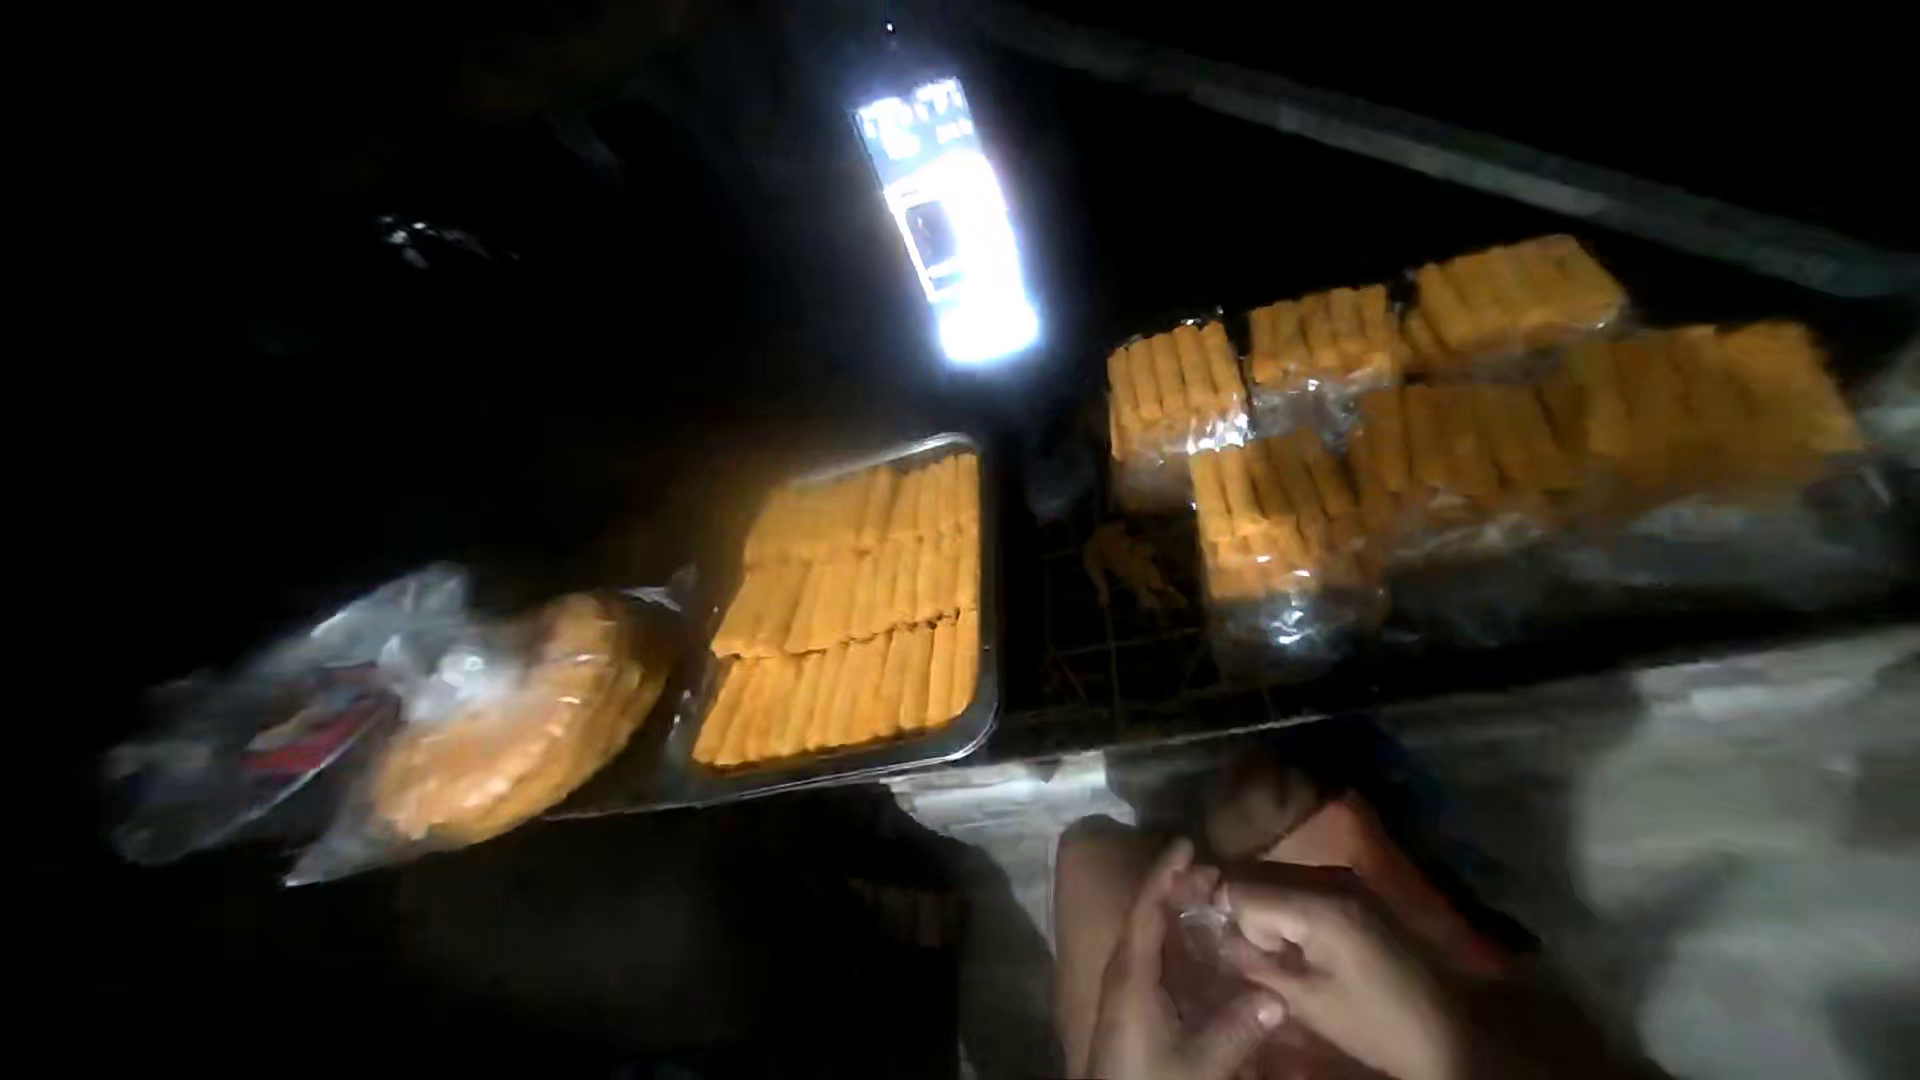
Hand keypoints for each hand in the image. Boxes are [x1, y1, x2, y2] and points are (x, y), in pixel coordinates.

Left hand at [1084, 839, 1288, 1079]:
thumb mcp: (1197, 1066)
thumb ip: (1236, 1031)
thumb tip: (1278, 999)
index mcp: (1131, 970)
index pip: (1147, 906)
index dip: (1165, 871)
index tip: (1186, 842)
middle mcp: (1123, 967)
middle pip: (1148, 912)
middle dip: (1177, 887)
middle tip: (1213, 872)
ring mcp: (1124, 984)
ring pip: (1149, 933)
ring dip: (1176, 912)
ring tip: (1210, 897)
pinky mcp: (1130, 1002)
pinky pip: (1152, 956)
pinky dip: (1174, 940)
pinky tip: (1199, 945)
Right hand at [1220, 870, 1465, 1079]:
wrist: (1457, 1033)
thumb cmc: (1380, 1025)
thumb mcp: (1312, 1005)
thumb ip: (1256, 966)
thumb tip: (1212, 942)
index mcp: (1316, 905)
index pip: (1240, 891)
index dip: (1235, 925)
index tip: (1248, 958)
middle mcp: (1325, 876)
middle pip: (1254, 877)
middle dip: (1248, 914)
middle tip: (1265, 957)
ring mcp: (1341, 877)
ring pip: (1273, 878)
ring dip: (1267, 910)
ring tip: (1285, 952)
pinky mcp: (1351, 886)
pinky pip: (1296, 884)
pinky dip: (1287, 908)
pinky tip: (1304, 943)